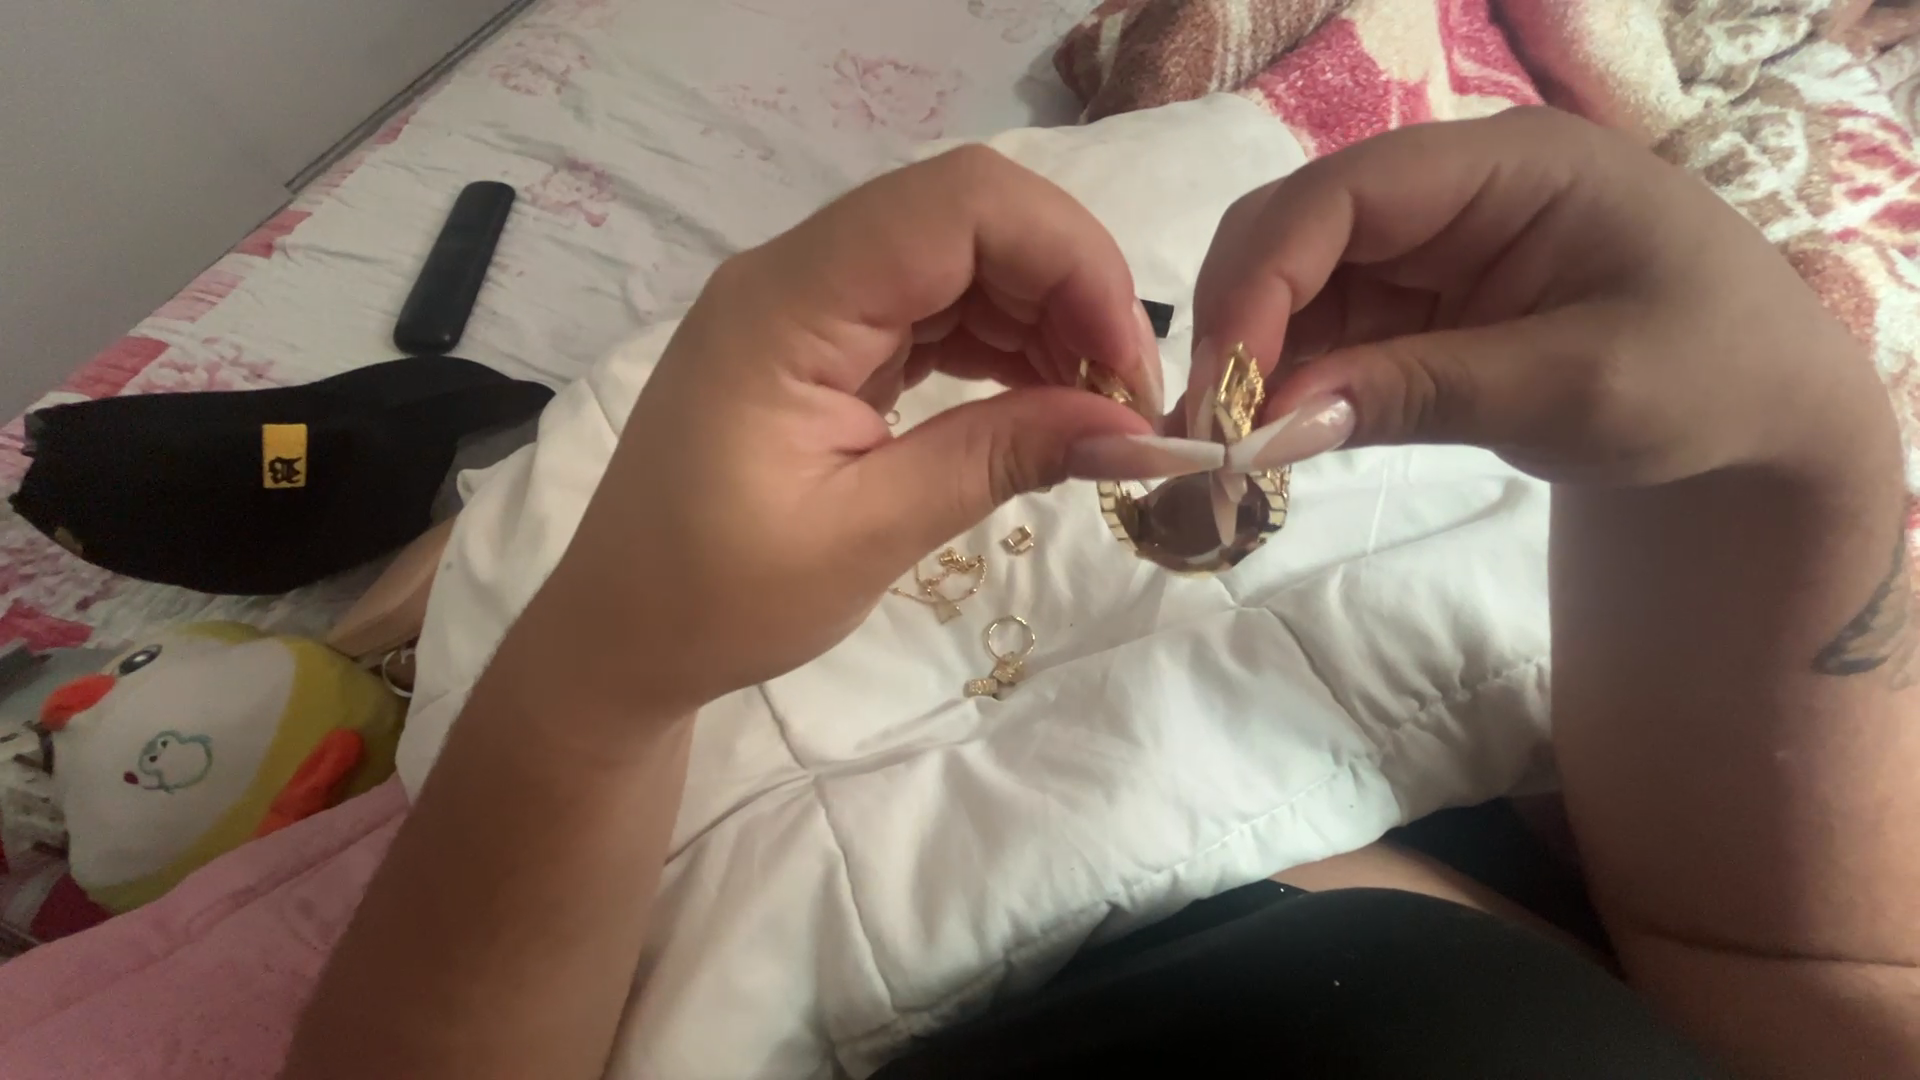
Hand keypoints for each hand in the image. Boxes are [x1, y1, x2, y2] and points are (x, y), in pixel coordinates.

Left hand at [527, 146, 1168, 714]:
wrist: (627, 634)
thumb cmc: (720, 600)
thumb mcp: (870, 534)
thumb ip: (1001, 460)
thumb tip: (1131, 429)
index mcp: (786, 305)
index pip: (956, 205)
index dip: (1068, 260)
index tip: (1127, 364)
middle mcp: (796, 278)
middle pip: (967, 221)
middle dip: (1069, 292)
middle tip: (1124, 396)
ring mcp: (809, 309)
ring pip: (959, 265)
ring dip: (1042, 322)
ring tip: (1092, 408)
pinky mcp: (824, 349)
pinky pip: (932, 315)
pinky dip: (999, 350)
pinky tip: (1038, 401)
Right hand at [1183, 106, 1888, 485]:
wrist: (1739, 413)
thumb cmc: (1700, 379)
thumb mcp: (1575, 388)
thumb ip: (1416, 394)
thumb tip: (1266, 425)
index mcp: (1500, 167)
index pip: (1335, 198)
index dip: (1259, 286)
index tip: (1222, 388)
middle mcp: (1433, 196)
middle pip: (1281, 232)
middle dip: (1234, 325)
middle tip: (1213, 424)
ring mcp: (1405, 253)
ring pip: (1275, 289)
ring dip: (1240, 365)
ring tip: (1226, 442)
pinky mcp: (1388, 310)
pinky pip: (1301, 338)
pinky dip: (1268, 388)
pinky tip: (1257, 434)